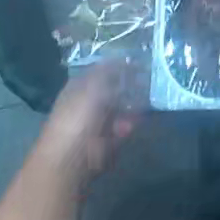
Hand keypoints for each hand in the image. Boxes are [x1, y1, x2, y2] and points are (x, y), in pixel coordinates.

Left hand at [30, 60, 140, 189]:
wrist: (70, 159)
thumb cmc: (78, 116)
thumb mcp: (94, 85)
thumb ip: (111, 70)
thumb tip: (127, 60)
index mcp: (80, 86)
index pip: (103, 70)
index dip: (121, 66)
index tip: (141, 64)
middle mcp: (88, 102)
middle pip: (114, 90)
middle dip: (130, 87)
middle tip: (149, 83)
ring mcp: (96, 123)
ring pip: (120, 109)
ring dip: (132, 106)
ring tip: (145, 103)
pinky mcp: (106, 142)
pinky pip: (122, 128)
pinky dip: (130, 125)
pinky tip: (134, 124)